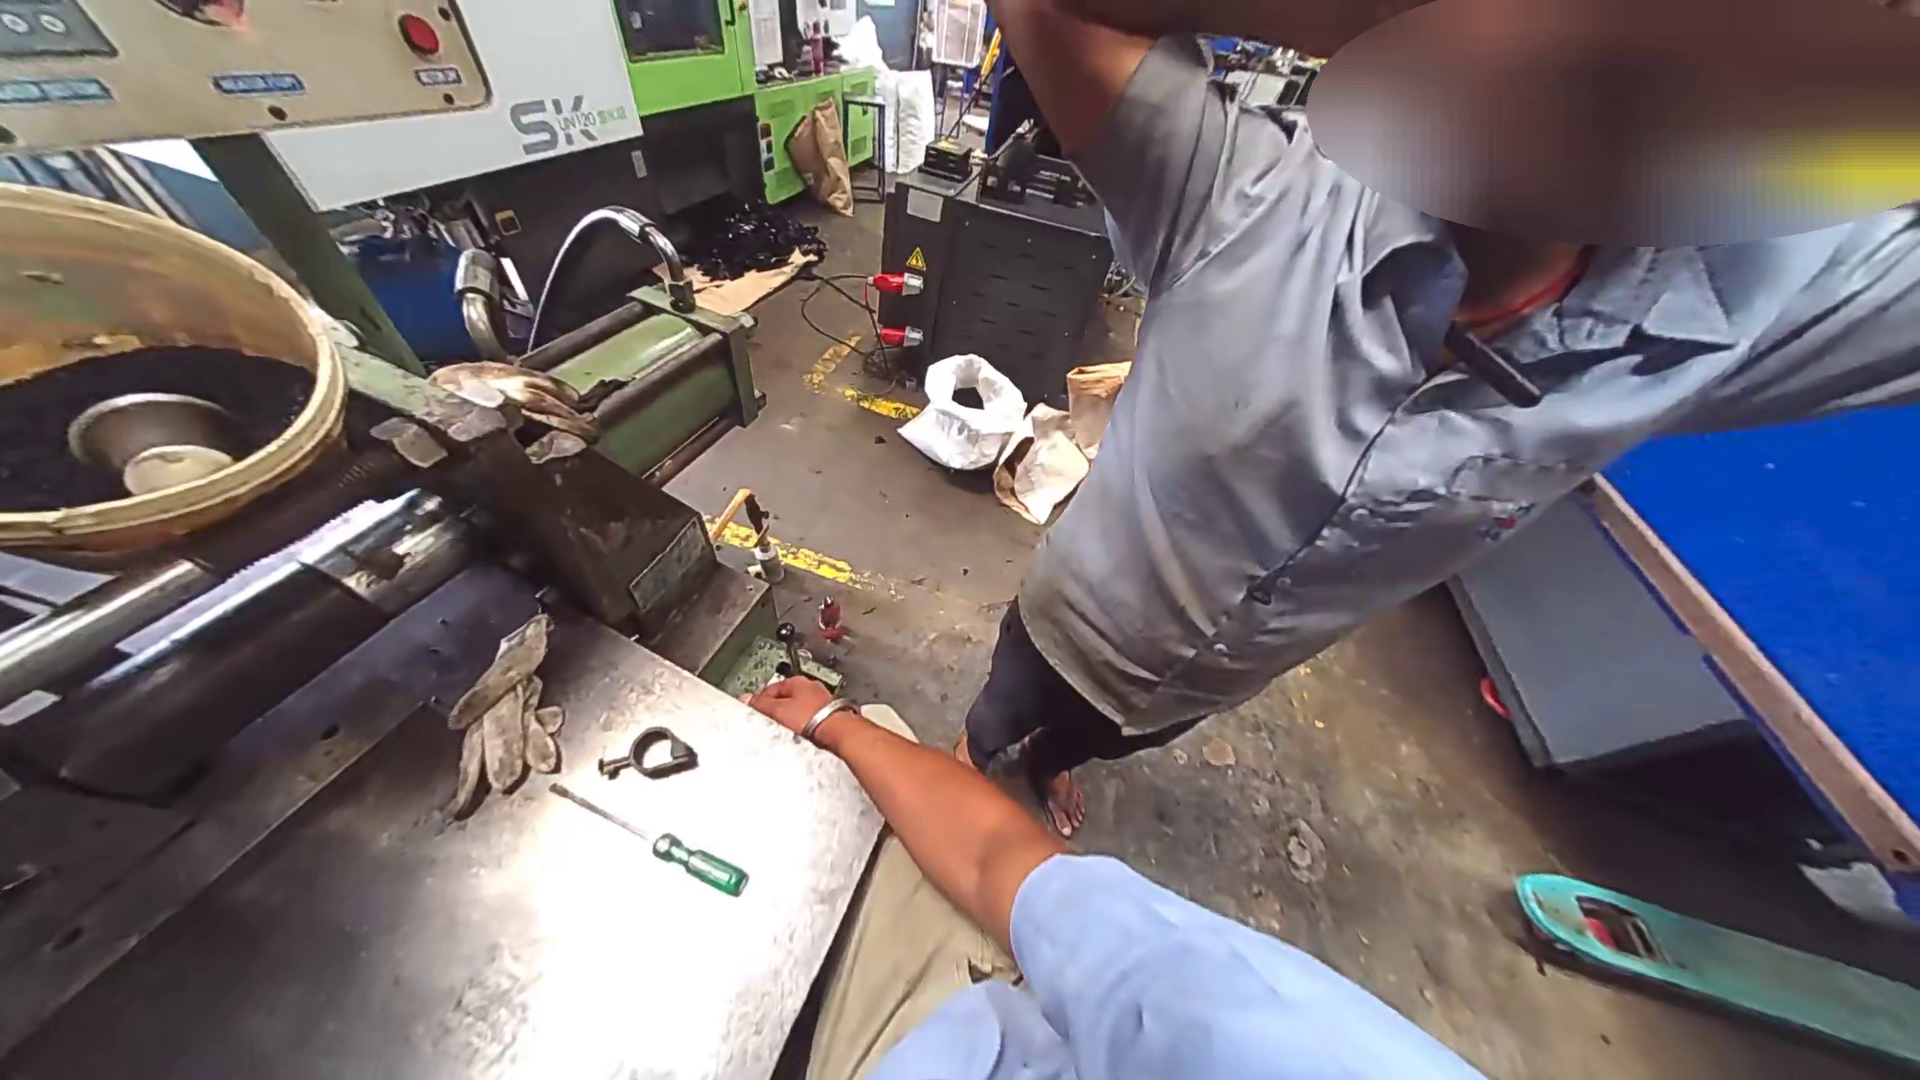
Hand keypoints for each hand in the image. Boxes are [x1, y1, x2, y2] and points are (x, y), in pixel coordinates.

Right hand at [742, 676, 847, 736]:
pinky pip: (807, 716)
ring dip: (788, 716)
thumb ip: (761, 704)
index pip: (771, 688)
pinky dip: (801, 722)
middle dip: (774, 708)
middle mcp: (810, 686)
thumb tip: (745, 698)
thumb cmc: (809, 717)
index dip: (760, 699)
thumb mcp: (778, 710)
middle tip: (766, 720)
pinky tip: (798, 731)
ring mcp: (820, 699)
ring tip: (782, 728)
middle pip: (785, 697)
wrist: (836, 730)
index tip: (753, 710)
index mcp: (797, 681)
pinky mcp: (826, 712)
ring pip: (797, 706)